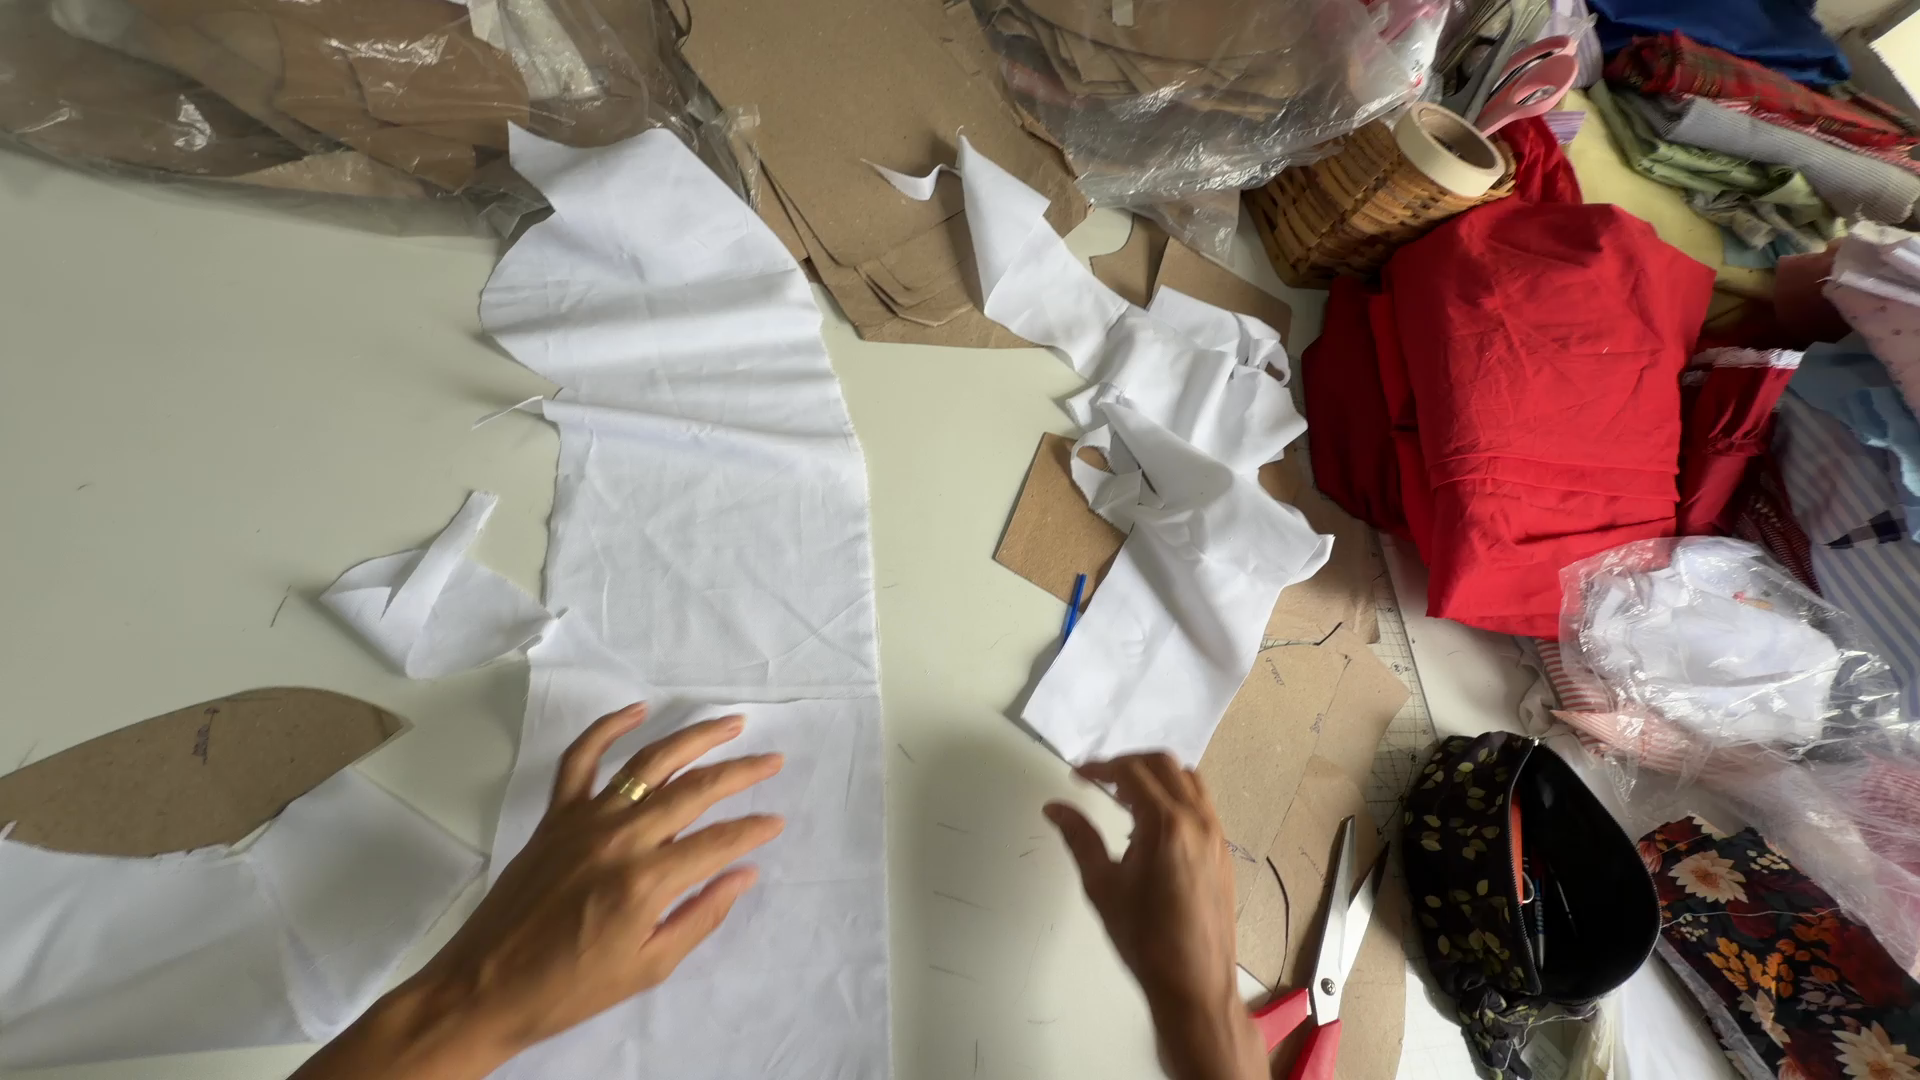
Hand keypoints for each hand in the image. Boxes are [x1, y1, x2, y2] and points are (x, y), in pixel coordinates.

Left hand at [293, 704, 783, 1079]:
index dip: (754, 830)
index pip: (719, 842)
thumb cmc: (570, 989)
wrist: (479, 992)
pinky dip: (608, 728)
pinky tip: (638, 709)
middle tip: (773, 759)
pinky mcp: (556, 815)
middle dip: (743, 772)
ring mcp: (586, 819)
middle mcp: (621, 838)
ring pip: (652, 762)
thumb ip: (702, 916)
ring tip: (731, 723)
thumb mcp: (648, 968)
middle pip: (696, 790)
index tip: (776, 822)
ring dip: (697, 737)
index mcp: (646, 882)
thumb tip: (745, 872)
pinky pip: (581, 759)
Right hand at [1045, 754, 1264, 1079]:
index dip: (1100, 767)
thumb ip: (1079, 837)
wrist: (1195, 986)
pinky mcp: (1223, 851)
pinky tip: (1152, 825)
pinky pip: (1200, 803)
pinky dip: (1174, 795)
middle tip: (1100, 780)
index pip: (1131, 772)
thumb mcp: (1101, 885)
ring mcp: (1216, 834)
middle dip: (1127, 764)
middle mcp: (1196, 820)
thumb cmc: (1143, 938)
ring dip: (1154, 776)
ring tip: (1126, 797)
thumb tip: (1054, 807)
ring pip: (1187, 778)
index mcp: (1165, 824)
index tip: (1078, 776)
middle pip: (1162, 764)